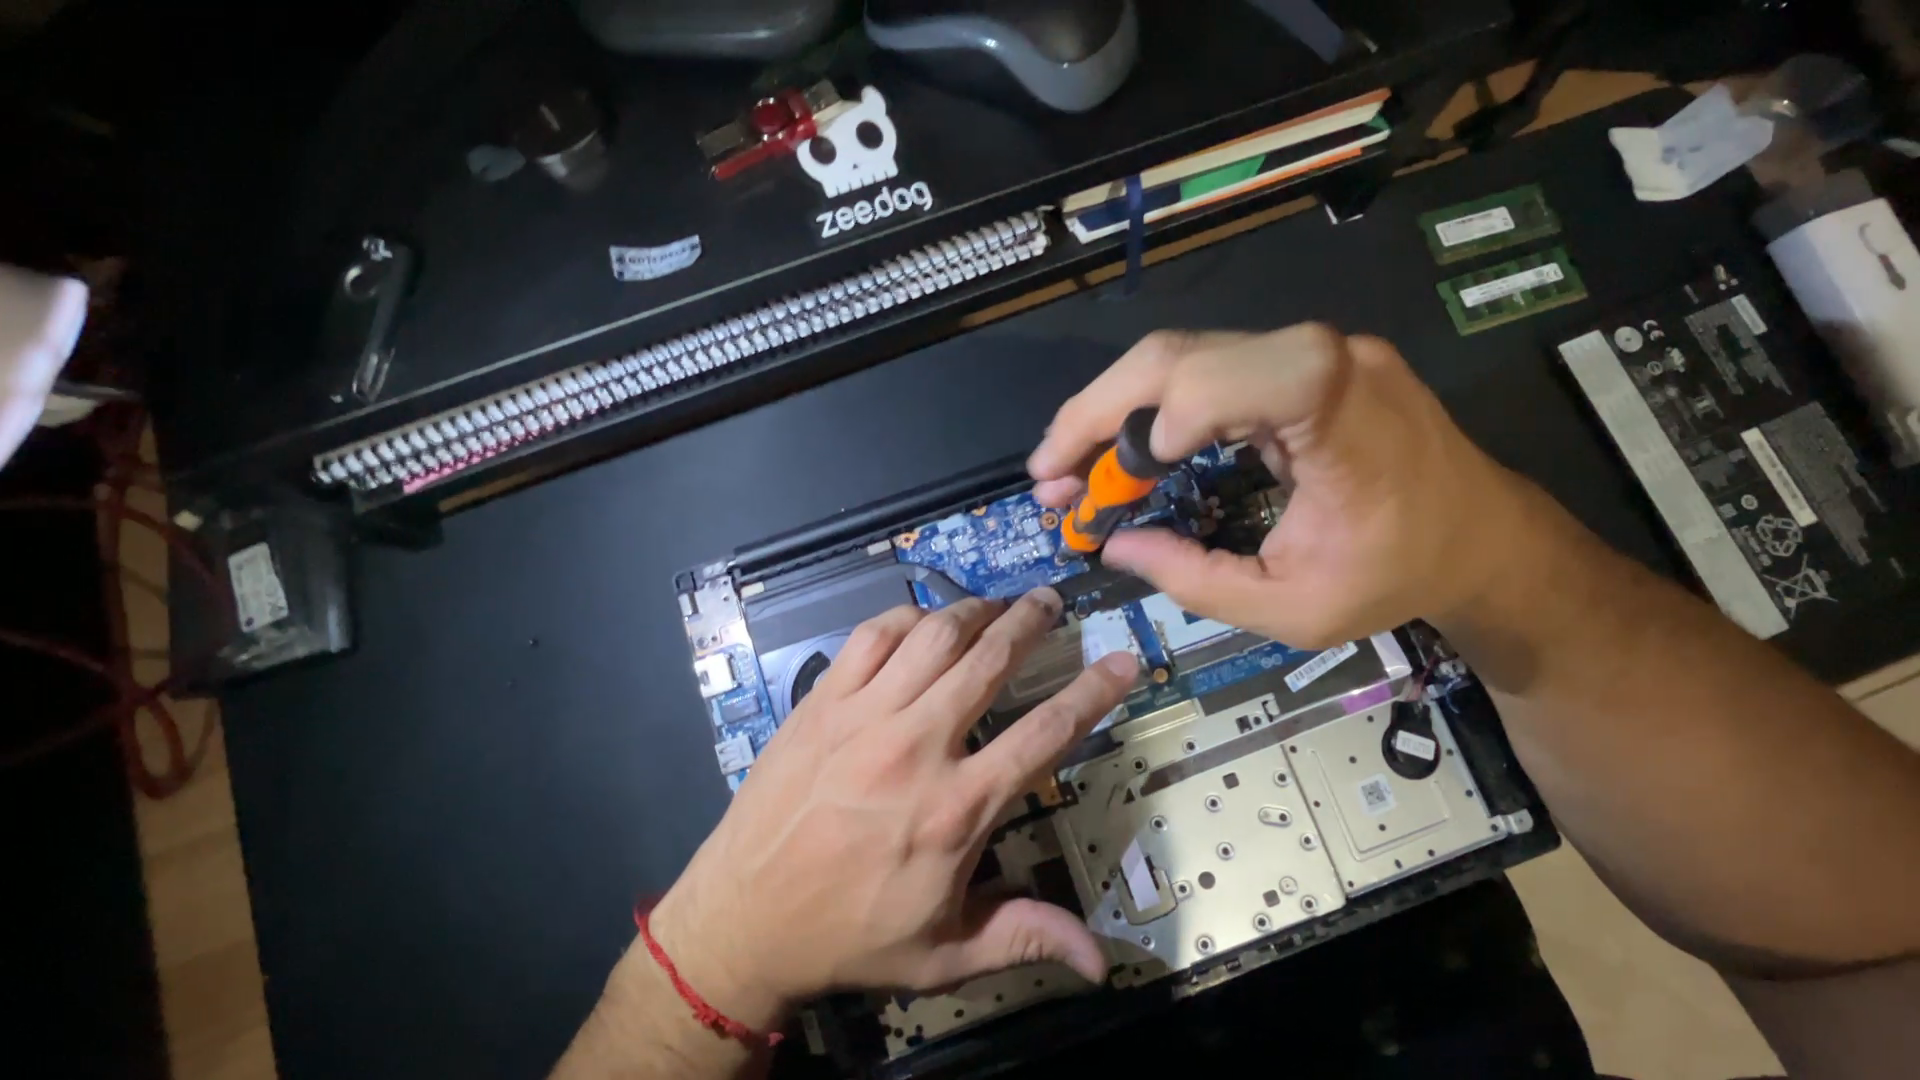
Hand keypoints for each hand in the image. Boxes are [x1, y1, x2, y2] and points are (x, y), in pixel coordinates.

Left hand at [648, 591, 1137, 1028]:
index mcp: (957, 808)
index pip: (1045, 733)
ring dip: (974, 611)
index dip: (1093, 691)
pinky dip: (906, 617)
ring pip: (933, 637)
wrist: (743, 917)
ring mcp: (864, 716)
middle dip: (1030, 622)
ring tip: (997, 603)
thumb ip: (1023, 937)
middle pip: (989, 661)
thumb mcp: (944, 953)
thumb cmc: (850, 936)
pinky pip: (871, 637)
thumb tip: (1101, 960)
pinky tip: (925, 620)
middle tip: (1052, 600)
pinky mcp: (821, 701)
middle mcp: (917, 746)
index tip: (1121, 659)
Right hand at [1028, 325, 1535, 646]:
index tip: (1119, 490)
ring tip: (1069, 470)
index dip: (1159, 418)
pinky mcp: (1293, 363)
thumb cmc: (1398, 575)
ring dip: (1109, 411)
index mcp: (1338, 408)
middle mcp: (1320, 356)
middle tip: (1047, 478)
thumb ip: (1195, 580)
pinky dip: (1147, 411)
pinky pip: (1202, 371)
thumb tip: (1113, 545)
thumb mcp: (1293, 608)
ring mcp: (1306, 351)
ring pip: (1178, 356)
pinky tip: (1119, 452)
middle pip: (1178, 355)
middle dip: (1095, 415)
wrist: (1481, 535)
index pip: (1227, 376)